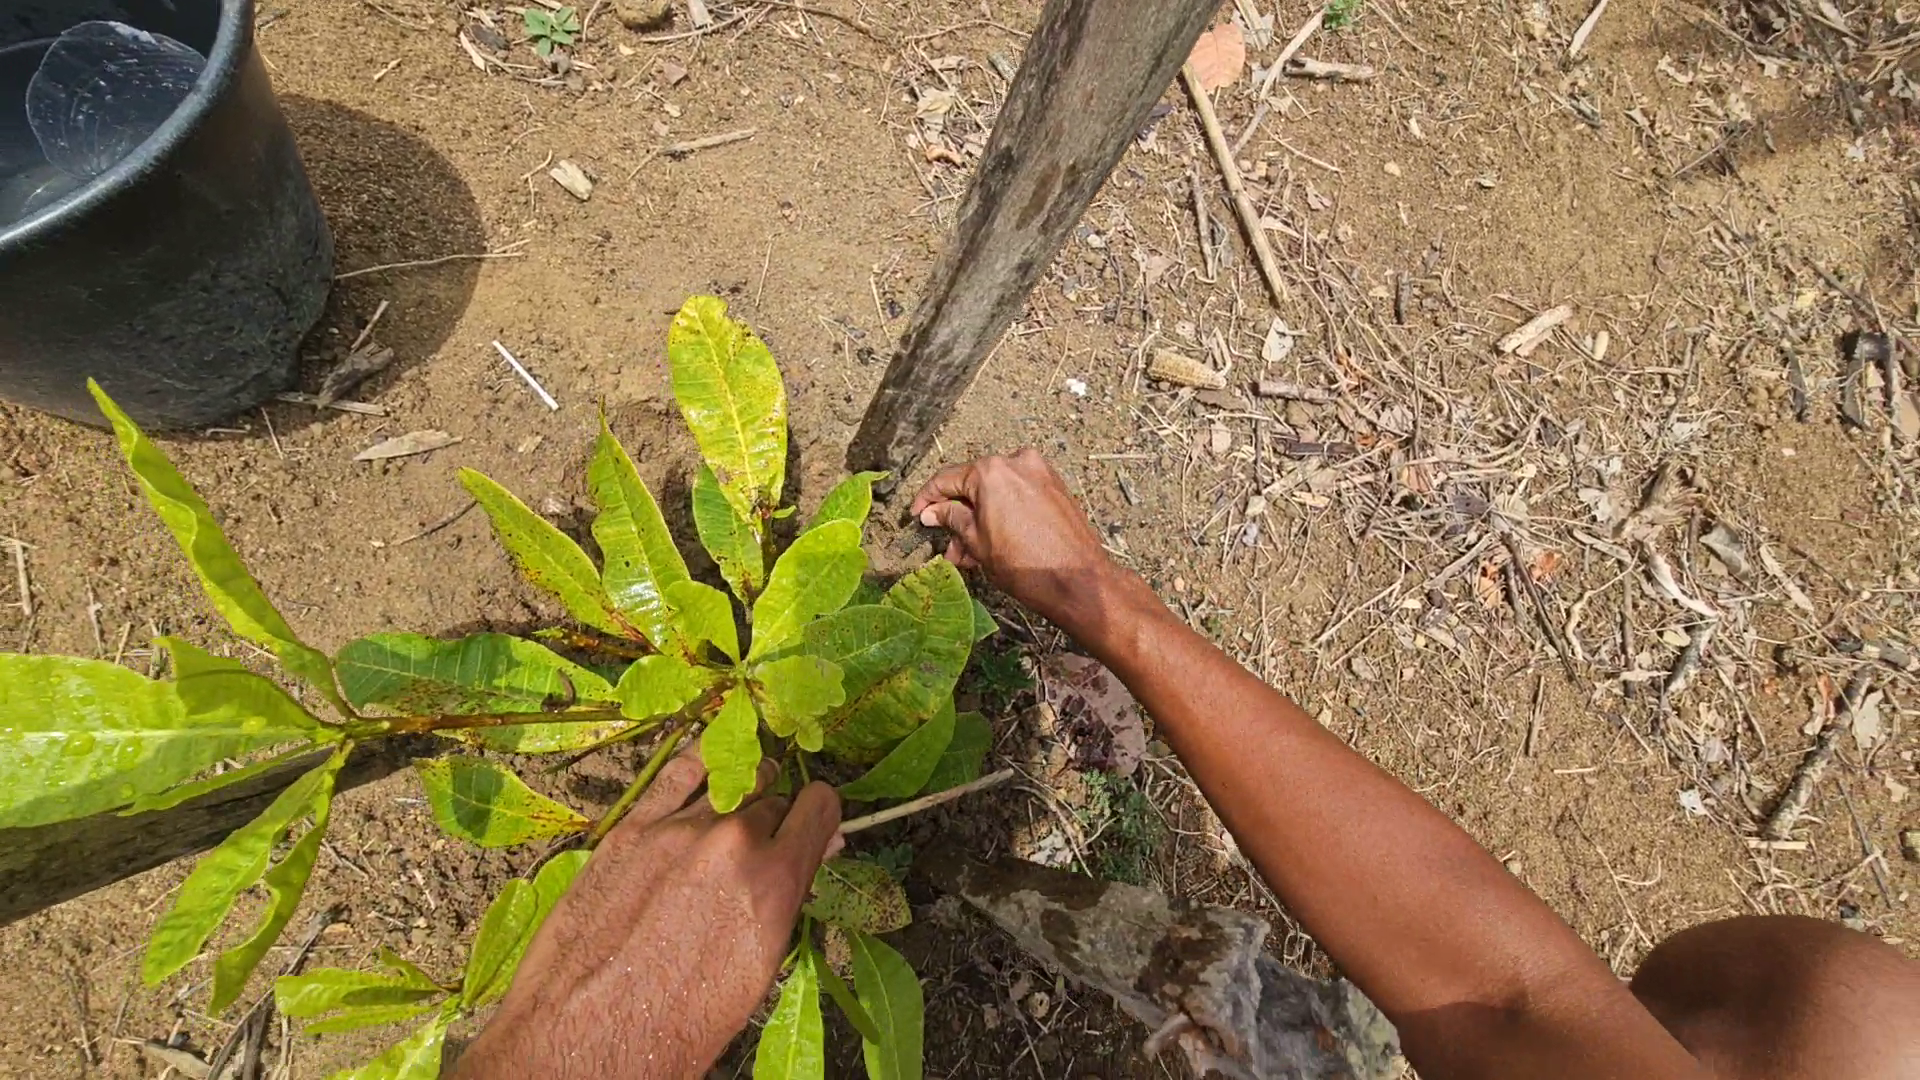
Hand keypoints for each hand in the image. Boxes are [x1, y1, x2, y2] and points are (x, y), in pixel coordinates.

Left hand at [453, 754, 840, 1078]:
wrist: (580, 1048)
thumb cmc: (681, 1026)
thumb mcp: (758, 969)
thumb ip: (790, 894)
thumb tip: (822, 845)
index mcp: (773, 881)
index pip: (820, 805)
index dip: (821, 814)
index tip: (812, 826)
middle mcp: (733, 843)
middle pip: (774, 799)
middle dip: (776, 819)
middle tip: (761, 848)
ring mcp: (679, 829)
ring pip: (733, 784)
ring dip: (742, 794)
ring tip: (736, 808)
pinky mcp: (632, 827)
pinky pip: (679, 770)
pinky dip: (703, 757)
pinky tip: (712, 757)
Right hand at [911, 448, 1121, 635]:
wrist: (1078, 581)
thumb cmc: (1027, 565)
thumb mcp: (977, 542)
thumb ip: (952, 520)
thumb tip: (933, 512)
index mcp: (991, 471)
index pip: (947, 479)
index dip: (927, 499)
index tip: (917, 514)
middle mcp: (1017, 462)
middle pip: (974, 485)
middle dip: (958, 515)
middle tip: (946, 542)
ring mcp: (1040, 473)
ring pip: (996, 493)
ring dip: (980, 519)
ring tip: (969, 554)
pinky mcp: (1055, 487)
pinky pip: (1018, 496)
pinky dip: (1002, 514)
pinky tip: (993, 542)